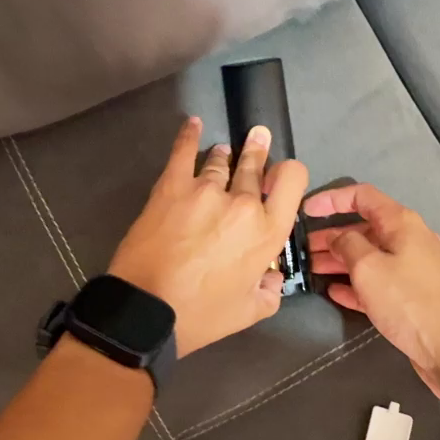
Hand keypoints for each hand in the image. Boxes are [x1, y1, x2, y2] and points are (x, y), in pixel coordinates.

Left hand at [108, 117, 309, 356]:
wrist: (147, 310)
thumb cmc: (202, 315)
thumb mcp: (249, 312)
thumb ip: (269, 291)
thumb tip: (272, 276)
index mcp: (267, 231)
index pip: (292, 180)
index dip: (289, 172)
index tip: (280, 174)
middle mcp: (242, 203)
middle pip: (254, 167)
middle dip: (257, 152)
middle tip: (258, 138)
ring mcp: (205, 190)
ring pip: (220, 162)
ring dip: (224, 155)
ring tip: (224, 150)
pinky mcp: (171, 186)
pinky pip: (182, 152)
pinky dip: (189, 135)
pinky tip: (193, 124)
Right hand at [304, 184, 439, 399]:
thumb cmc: (409, 300)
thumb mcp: (369, 267)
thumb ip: (347, 245)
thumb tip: (338, 238)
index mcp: (401, 223)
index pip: (362, 196)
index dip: (331, 199)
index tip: (306, 211)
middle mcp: (409, 241)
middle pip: (364, 229)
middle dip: (332, 235)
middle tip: (303, 248)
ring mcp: (412, 270)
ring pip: (369, 257)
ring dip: (340, 260)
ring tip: (312, 269)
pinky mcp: (412, 297)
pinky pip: (378, 282)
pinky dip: (356, 284)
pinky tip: (334, 292)